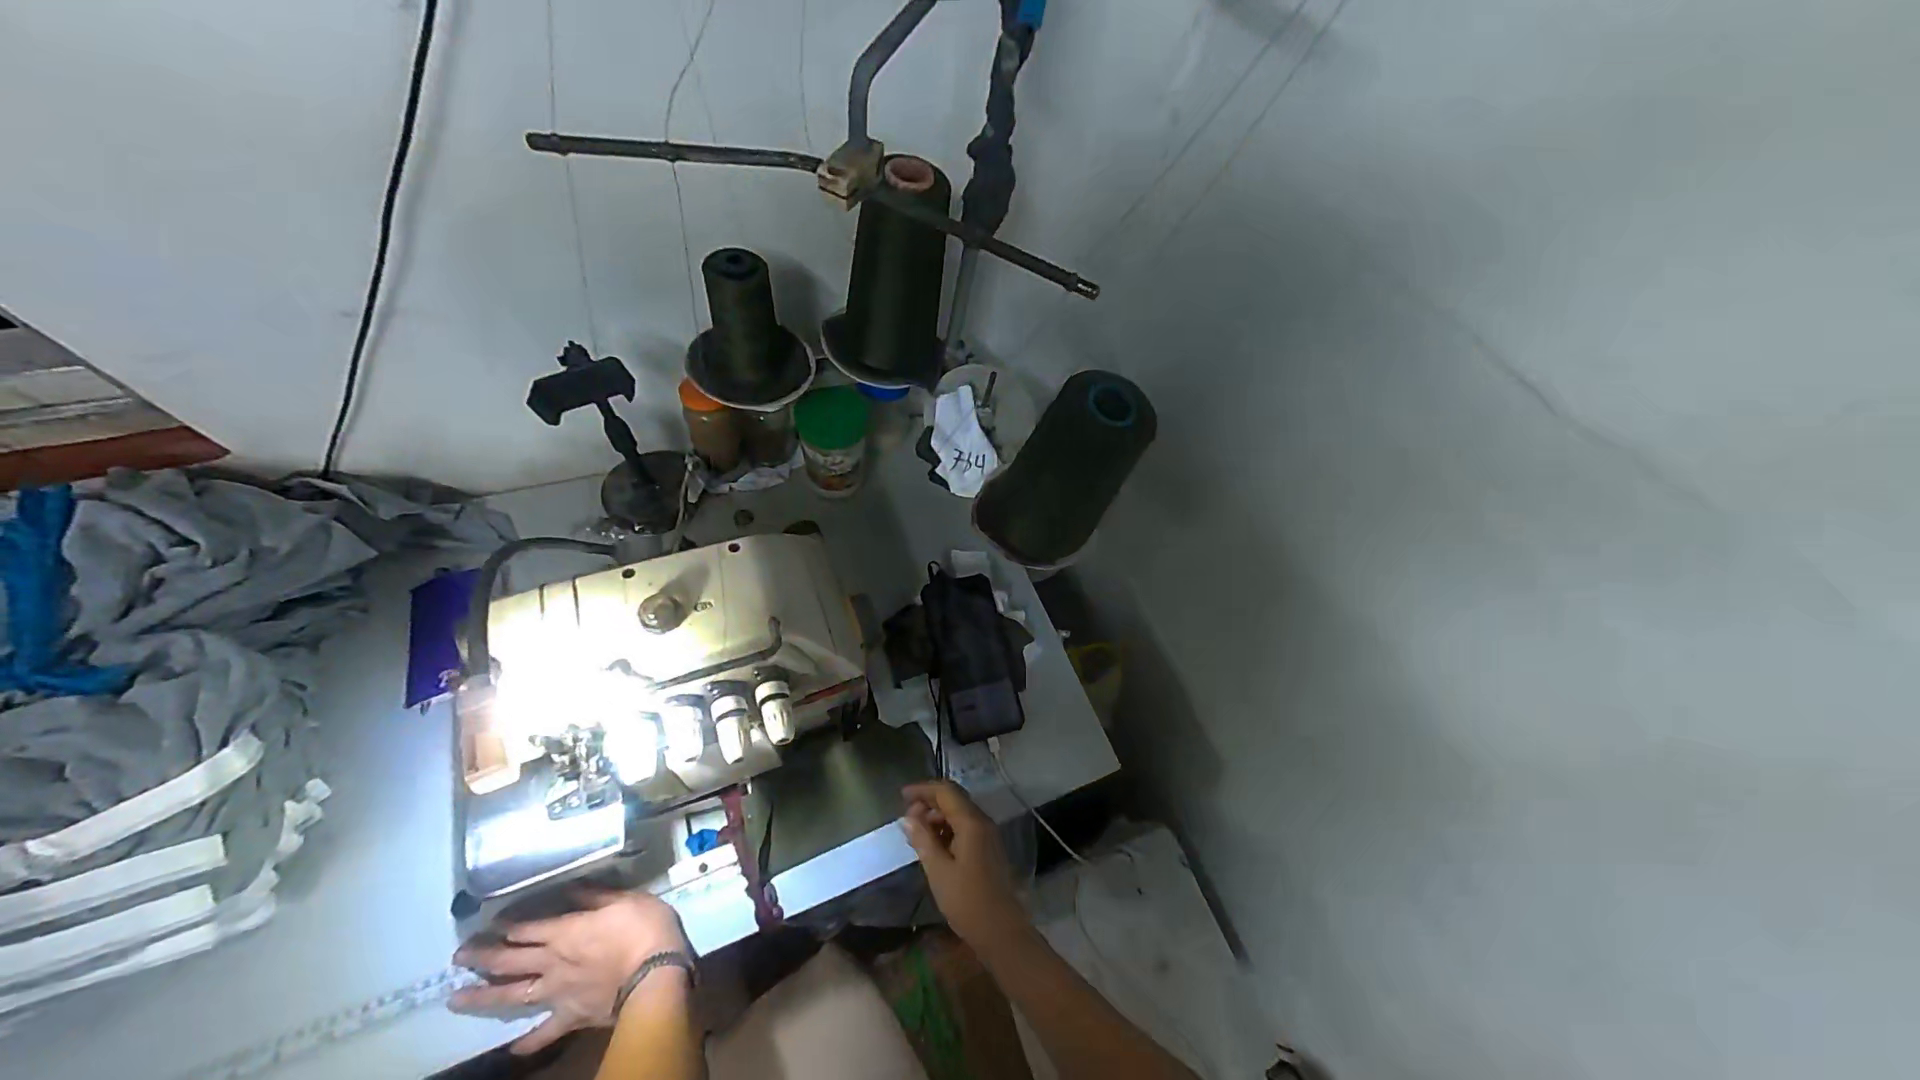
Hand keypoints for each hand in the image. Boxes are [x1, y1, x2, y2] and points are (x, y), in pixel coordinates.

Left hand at [450, 887, 690, 1054]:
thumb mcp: (625, 900)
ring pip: (512, 998)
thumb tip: (570, 887)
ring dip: (482, 998)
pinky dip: (526, 1042)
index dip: (506, 924)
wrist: (657, 974)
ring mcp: (557, 994)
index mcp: (565, 932)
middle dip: (481, 957)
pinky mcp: (570, 1017)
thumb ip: (595, 896)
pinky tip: (512, 1049)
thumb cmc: (645, 929)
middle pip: (507, 961)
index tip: (490, 921)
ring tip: (455, 1000)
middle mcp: (551, 963)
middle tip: (458, 956)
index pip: (525, 928)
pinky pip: (543, 1033)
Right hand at [901, 781, 1035, 960]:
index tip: (901, 796)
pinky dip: (948, 829)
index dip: (923, 789)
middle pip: (955, 799)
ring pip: (960, 813)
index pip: (946, 791)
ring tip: (917, 833)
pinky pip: (966, 828)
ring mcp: (988, 835)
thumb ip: (923, 840)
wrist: (1001, 931)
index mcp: (972, 823)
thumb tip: (908, 817)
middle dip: (929, 802)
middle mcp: (983, 822)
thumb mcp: (938, 871)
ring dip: (938, 816)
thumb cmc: (967, 901)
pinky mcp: (989, 849)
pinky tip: (934, 845)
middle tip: (907, 819)